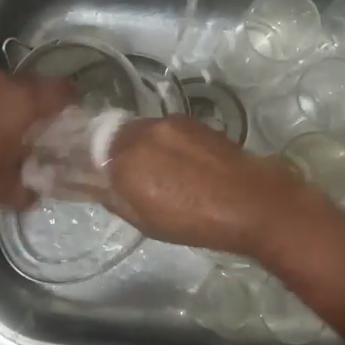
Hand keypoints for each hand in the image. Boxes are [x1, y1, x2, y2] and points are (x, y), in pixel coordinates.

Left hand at [0, 72, 75, 205]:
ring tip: (9, 129)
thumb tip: (34, 196)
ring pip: (8, 86)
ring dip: (13, 103)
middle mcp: (5, 81)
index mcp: (25, 101)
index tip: (74, 119)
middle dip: (43, 105)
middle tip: (43, 130)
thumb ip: (23, 192)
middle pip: (37, 86)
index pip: (64, 90)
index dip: (74, 103)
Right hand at [103, 118, 313, 256]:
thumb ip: (115, 200)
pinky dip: (163, 142)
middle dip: (116, 154)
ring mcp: (169, 123)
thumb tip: (98, 186)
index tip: (100, 179)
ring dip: (141, 147)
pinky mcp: (192, 121)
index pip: (92, 155)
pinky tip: (179, 163)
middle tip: (129, 177)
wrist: (252, 202)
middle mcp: (142, 133)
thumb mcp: (145, 222)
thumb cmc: (195, 222)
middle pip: (115, 138)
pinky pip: (164, 129)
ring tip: (158, 171)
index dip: (94, 167)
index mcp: (124, 162)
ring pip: (141, 131)